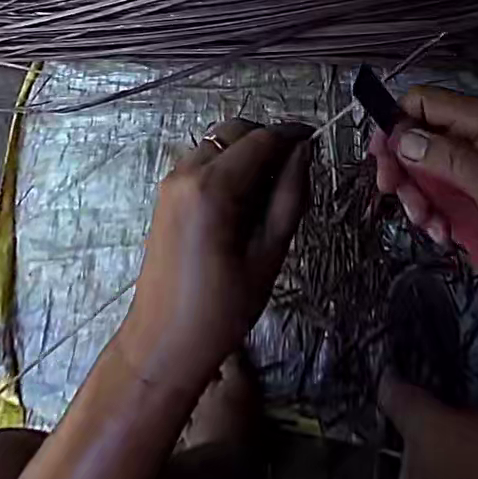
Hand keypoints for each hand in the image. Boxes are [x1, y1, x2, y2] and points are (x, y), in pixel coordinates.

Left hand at [116, 118, 309, 391]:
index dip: (292, 135)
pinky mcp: (166, 194)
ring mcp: (172, 182)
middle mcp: (187, 173)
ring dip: (248, 152)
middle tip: (295, 171)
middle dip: (269, 141)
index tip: (316, 140)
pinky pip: (204, 160)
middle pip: (237, 131)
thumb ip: (290, 194)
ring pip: (219, 142)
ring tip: (271, 190)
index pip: (261, 139)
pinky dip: (228, 164)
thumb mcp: (269, 253)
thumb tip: (305, 151)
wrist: (161, 347)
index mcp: (213, 187)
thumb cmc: (222, 309)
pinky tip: (244, 200)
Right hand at [368, 86, 477, 263]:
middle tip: (401, 202)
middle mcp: (470, 130)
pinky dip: (435, 210)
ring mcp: (472, 156)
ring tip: (432, 228)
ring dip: (419, 197)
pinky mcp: (474, 179)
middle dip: (404, 170)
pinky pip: (441, 188)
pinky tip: (444, 233)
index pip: (420, 101)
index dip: (394, 124)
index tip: (382, 159)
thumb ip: (448, 160)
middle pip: (416, 136)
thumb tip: (401, 138)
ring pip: (424, 167)